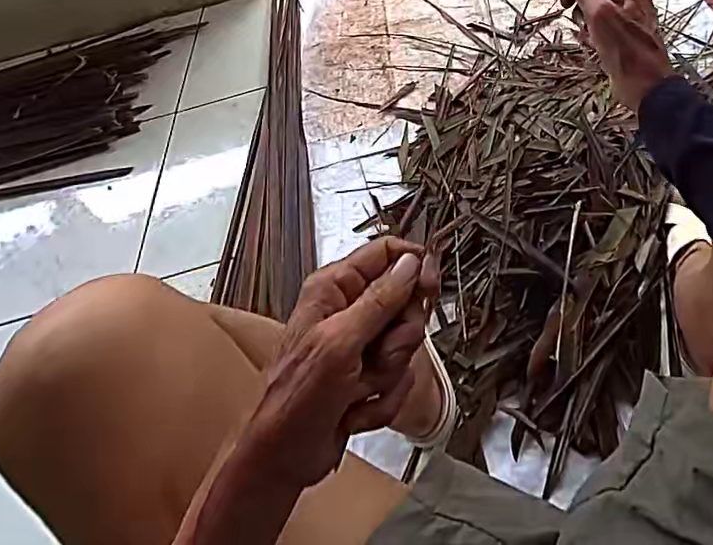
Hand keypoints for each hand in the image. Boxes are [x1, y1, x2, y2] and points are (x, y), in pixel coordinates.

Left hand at [239, 238, 439, 490]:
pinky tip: (355, 409)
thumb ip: (379, 301)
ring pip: (406, 342)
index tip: (429, 286)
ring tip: (358, 387)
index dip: (413, 264)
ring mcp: (361, 342)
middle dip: (398, 338)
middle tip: (378, 355)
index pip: (386, 253)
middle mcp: (349, 309)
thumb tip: (409, 264)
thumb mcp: (340, 342)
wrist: (283, 459)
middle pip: (405, 302)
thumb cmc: (293, 400)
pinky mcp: (369, 373)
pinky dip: (382, 399)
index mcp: (335, 287)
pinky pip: (400, 376)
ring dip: (387, 373)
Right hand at [555, 0, 674, 110]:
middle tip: (564, 2)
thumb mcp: (600, 14)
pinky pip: (590, 19)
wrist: (646, 88)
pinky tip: (591, 42)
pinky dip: (585, 28)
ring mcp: (620, 12)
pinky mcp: (613, 30)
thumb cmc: (629, 51)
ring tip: (585, 30)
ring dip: (579, 13)